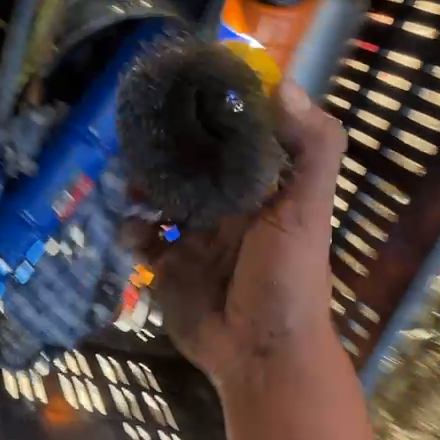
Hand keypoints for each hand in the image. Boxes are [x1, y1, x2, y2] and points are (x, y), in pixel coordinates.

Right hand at [135, 84, 346, 390]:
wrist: (260, 354)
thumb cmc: (289, 279)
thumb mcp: (307, 210)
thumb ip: (310, 148)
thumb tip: (281, 84)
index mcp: (260, 189)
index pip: (233, 138)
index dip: (212, 113)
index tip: (185, 87)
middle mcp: (225, 208)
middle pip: (189, 165)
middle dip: (165, 149)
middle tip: (140, 133)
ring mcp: (193, 239)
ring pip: (159, 199)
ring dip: (142, 187)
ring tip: (129, 183)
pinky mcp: (167, 269)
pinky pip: (142, 241)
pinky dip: (132, 232)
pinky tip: (133, 232)